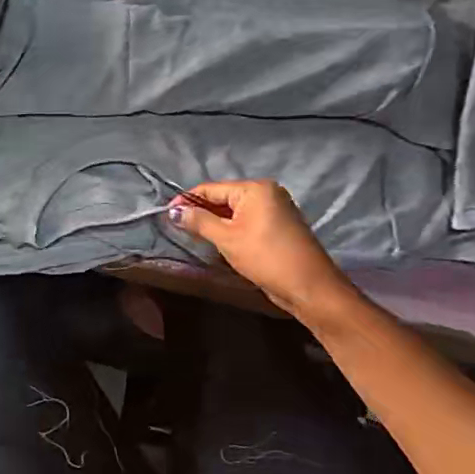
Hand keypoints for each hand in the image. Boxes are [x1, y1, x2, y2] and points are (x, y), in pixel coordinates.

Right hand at [168, 179, 360, 320]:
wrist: (308, 285)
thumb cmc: (265, 257)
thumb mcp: (227, 238)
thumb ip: (199, 221)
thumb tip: (174, 211)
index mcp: (255, 188)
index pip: (211, 188)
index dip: (187, 200)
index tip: (166, 214)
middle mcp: (267, 192)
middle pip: (223, 197)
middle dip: (200, 211)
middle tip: (177, 227)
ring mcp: (275, 208)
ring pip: (234, 211)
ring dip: (214, 221)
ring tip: (193, 235)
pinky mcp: (277, 225)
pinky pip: (246, 220)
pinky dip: (230, 228)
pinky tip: (217, 240)